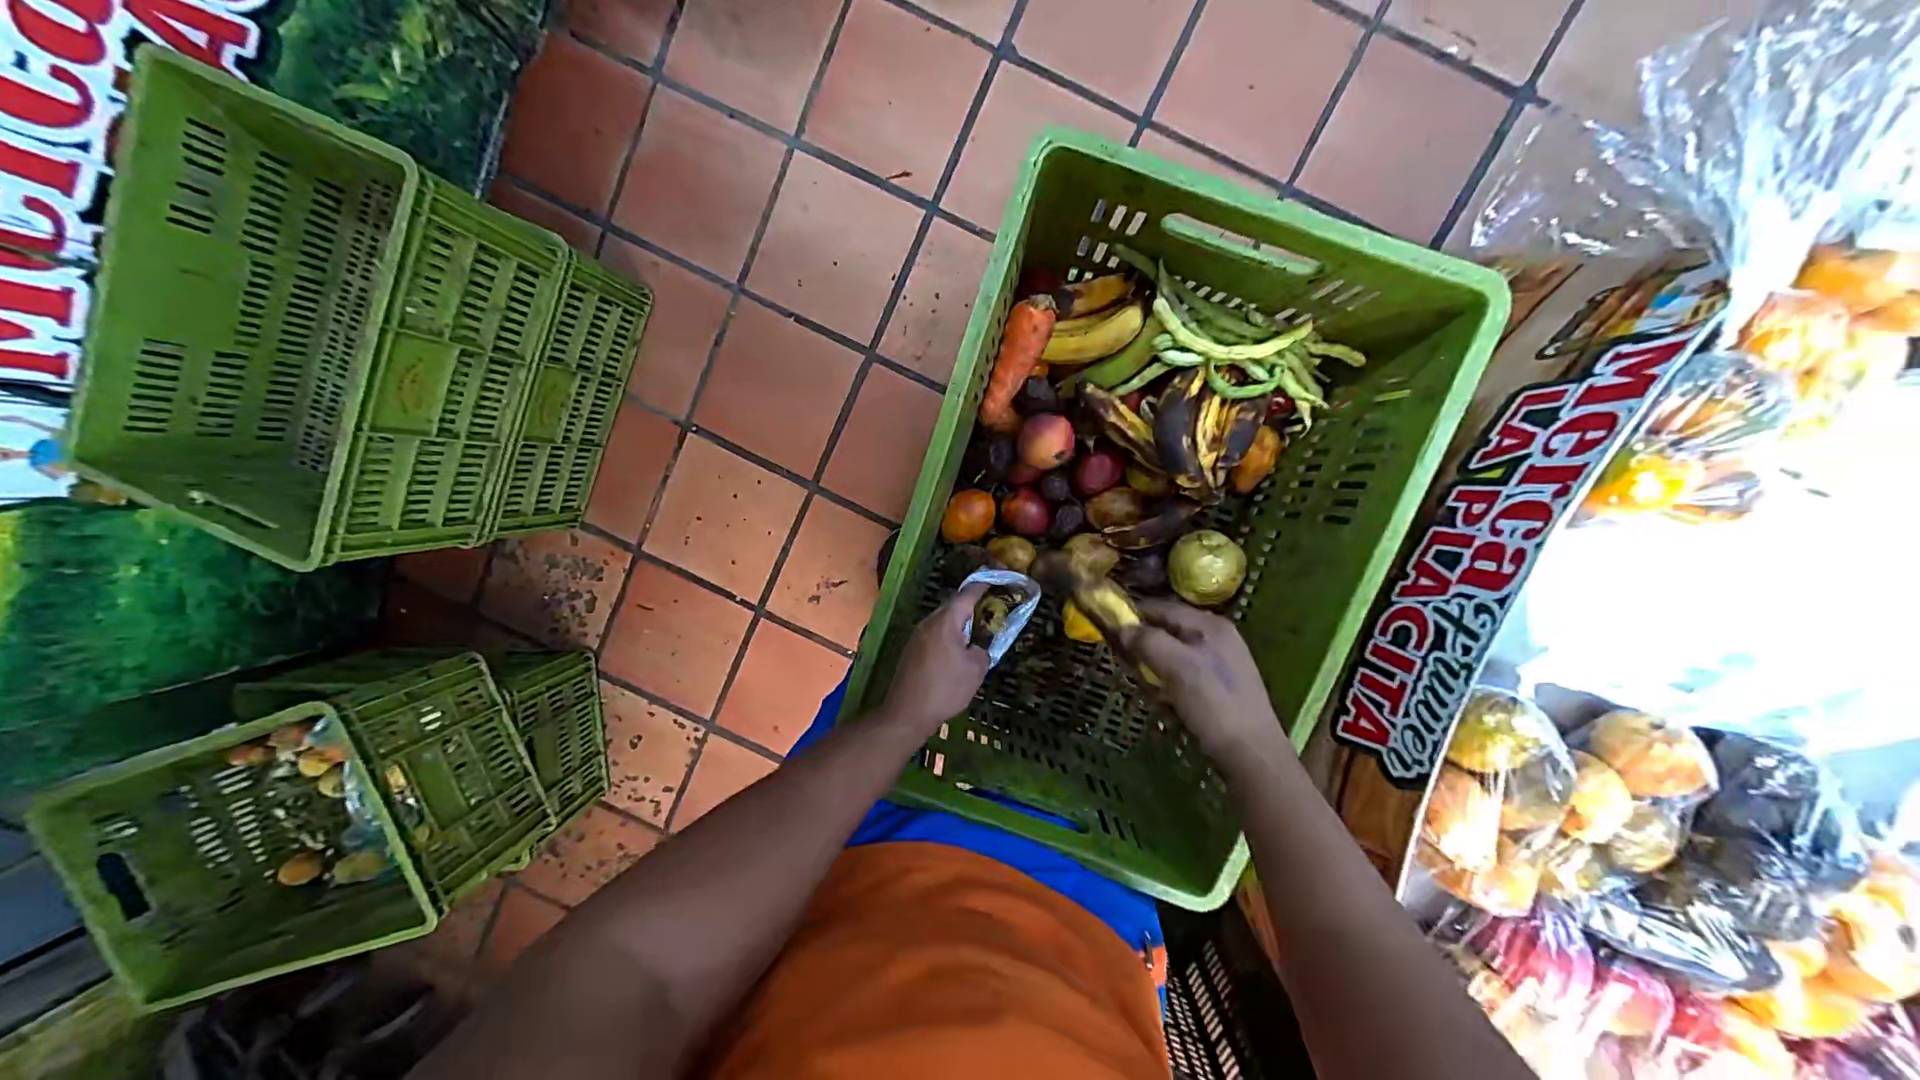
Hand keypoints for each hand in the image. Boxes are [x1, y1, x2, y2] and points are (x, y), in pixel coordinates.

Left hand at [881, 583, 990, 733]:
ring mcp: (916, 636)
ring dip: (959, 624)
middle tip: (990, 609)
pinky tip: (957, 651)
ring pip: (942, 622)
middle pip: (953, 606)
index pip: (967, 594)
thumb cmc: (945, 688)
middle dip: (972, 606)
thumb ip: (982, 649)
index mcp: (945, 621)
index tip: (996, 579)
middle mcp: (928, 622)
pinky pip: (934, 635)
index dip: (982, 585)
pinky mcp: (911, 651)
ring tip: (977, 631)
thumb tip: (977, 646)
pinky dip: (949, 637)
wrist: (907, 712)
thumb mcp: (976, 669)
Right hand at [1115, 598, 1293, 772]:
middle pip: (1167, 628)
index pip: (1162, 607)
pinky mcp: (1221, 683)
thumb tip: (1123, 628)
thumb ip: (1147, 641)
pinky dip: (1169, 680)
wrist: (1251, 752)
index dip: (1133, 614)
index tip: (1108, 629)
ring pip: (1174, 651)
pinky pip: (1184, 671)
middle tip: (1126, 663)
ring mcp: (1222, 659)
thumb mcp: (1176, 666)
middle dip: (1144, 643)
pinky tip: (1166, 699)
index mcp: (1209, 624)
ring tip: (1146, 686)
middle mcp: (1217, 635)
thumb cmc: (1212, 703)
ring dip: (1155, 665)